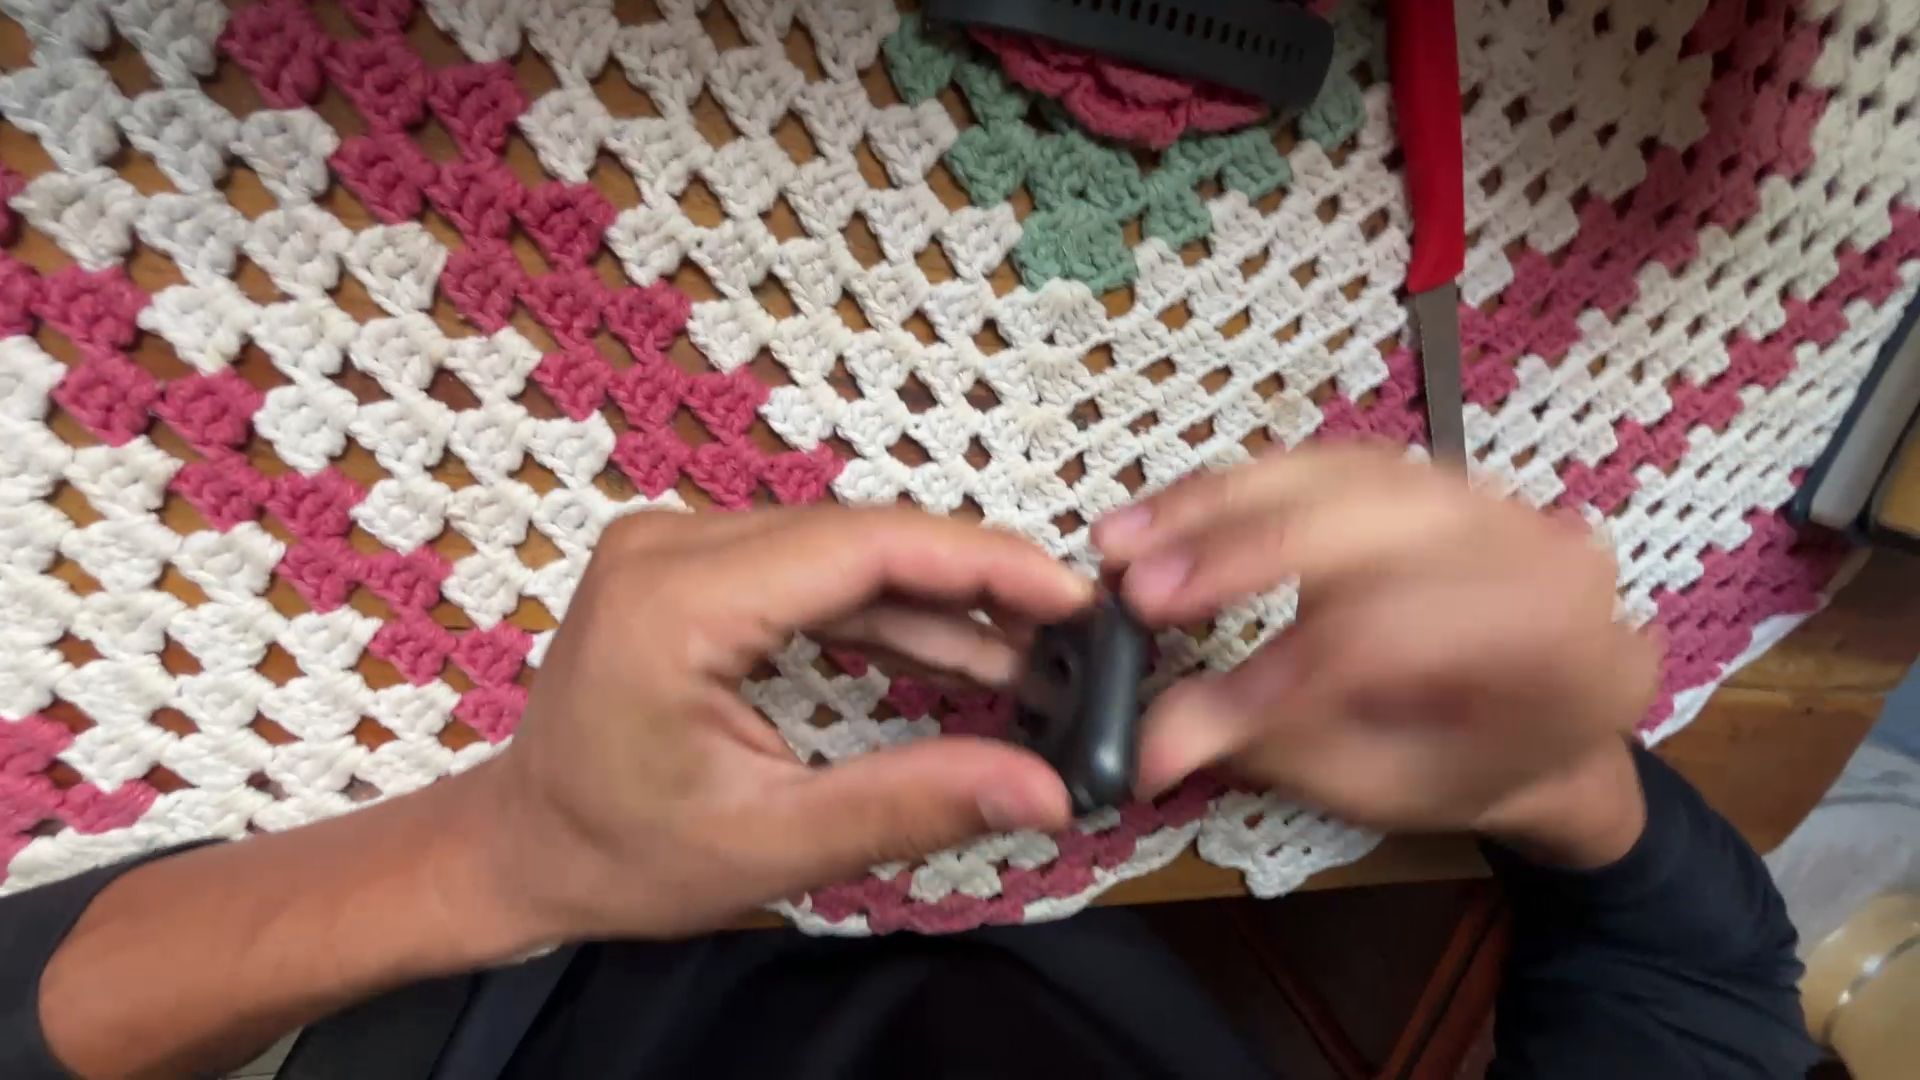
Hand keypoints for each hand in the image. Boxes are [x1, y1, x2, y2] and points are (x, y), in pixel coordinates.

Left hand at [458, 507, 1091, 939]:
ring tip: (1025, 656)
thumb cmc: (624, 856)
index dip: (981, 561)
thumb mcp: (773, 846)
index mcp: (677, 602)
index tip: (1067, 594)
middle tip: (1063, 632)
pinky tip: (957, 651)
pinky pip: (822, 573)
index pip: (863, 546)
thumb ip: (913, 804)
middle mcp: (678, 543)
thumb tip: (1043, 789)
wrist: (523, 844)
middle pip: (865, 537)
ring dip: (941, 603)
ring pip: (852, 551)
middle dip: (975, 583)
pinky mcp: (706, 564)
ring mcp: (688, 544)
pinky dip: (893, 612)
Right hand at [1092, 446, 1655, 863]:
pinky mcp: (1415, 475)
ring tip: (1123, 536)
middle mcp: (1530, 545)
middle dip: (1233, 554)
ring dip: (1209, 505)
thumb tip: (1149, 746)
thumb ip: (1264, 747)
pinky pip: (1311, 463)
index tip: (1188, 704)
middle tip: (1134, 587)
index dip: (1287, 666)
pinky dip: (1228, 489)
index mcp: (1563, 646)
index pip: (1405, 635)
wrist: (1531, 719)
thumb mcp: (1371, 781)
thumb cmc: (1464, 767)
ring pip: (1325, 475)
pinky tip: (1169, 511)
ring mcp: (1473, 495)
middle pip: (1364, 522)